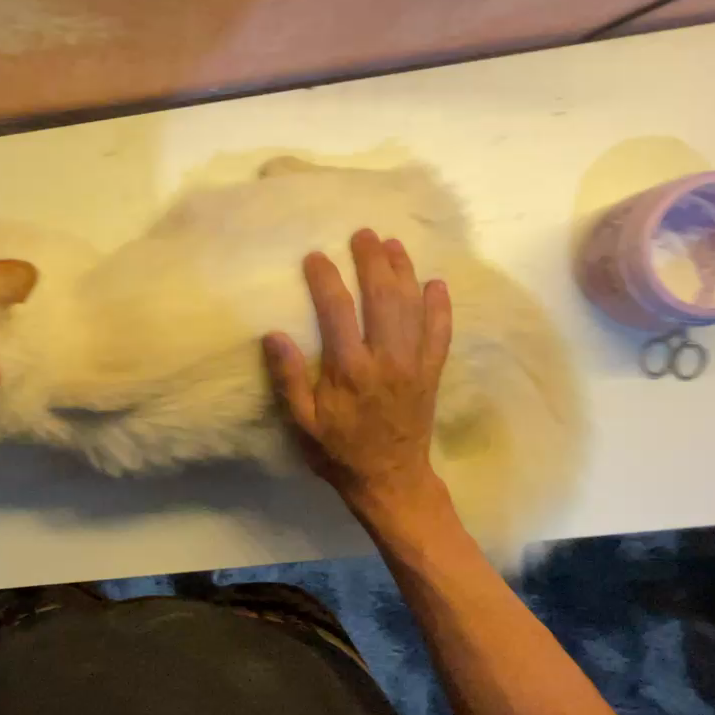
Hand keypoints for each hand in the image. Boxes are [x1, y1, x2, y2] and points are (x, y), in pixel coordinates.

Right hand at [264, 229, 452, 519]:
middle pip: (382, 297)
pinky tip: (435, 283)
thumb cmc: (338, 452)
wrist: (390, 480)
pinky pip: (440, 332)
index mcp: (350, 370)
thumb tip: (274, 336)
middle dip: (371, 262)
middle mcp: (386, 359)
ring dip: (403, 272)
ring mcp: (414, 364)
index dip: (326, 279)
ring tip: (393, 245)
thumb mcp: (302, 423)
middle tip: (362, 234)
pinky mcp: (432, 372)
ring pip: (413, 307)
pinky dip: (440, 306)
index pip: (337, 311)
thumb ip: (289, 379)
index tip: (315, 256)